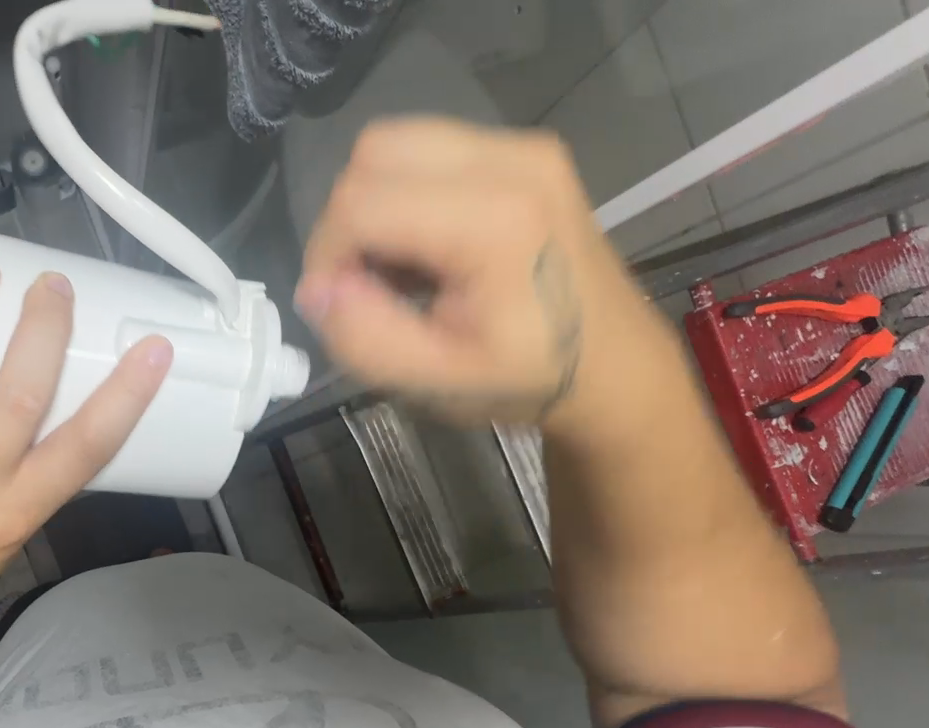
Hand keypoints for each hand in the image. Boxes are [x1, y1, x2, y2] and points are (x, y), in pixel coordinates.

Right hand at [294, 117, 668, 428]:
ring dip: (371, 208)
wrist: (612, 365)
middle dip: (345, 225)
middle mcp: (511, 161)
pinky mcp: (521, 151)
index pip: (359, 203)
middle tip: (365, 287)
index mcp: (494, 220)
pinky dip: (400, 198)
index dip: (326, 256)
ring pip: (393, 145)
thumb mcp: (436, 382)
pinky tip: (423, 251)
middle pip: (372, 155)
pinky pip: (424, 152)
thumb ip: (366, 337)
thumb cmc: (525, 380)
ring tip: (396, 271)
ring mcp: (521, 147)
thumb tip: (316, 289)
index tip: (339, 307)